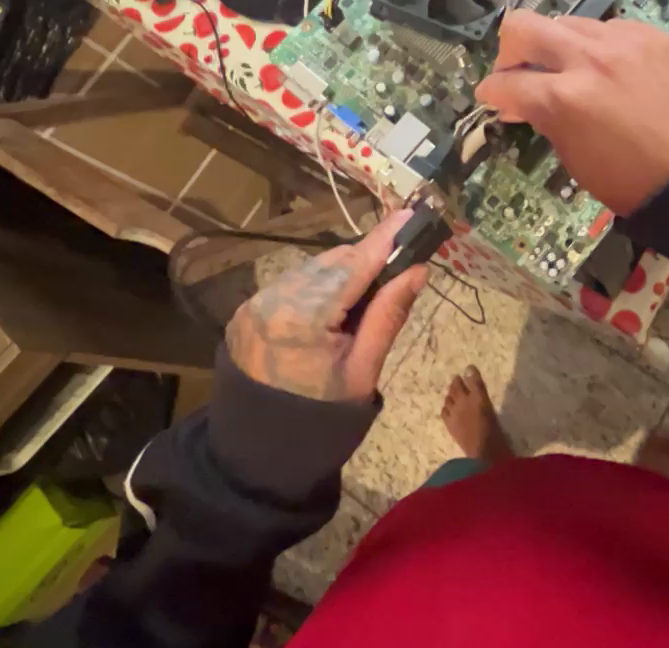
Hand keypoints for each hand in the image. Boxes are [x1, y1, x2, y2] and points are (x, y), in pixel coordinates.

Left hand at [225, 210, 427, 401]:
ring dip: (345, 272)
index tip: (411, 214)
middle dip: (368, 258)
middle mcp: (274, 298)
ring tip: (370, 291)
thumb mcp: (364, 369)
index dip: (385, 238)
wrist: (261, 454)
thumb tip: (418, 270)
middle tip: (402, 261)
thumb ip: (388, 314)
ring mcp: (257, 302)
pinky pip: (296, 284)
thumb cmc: (323, 418)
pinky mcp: (250, 310)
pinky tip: (338, 304)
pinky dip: (322, 286)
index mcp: (304, 315)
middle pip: (334, 263)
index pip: (354, 265)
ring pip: (314, 270)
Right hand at [475, 11, 668, 213]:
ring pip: (569, 22)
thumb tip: (521, 100)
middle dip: (510, 49)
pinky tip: (610, 69)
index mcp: (564, 97)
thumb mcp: (575, 158)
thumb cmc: (632, 182)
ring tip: (569, 70)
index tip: (491, 95)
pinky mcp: (653, 36)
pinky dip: (598, 46)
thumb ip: (544, 118)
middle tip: (519, 71)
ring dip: (557, 45)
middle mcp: (589, 57)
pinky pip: (610, 28)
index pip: (506, 81)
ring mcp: (624, 40)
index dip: (491, 91)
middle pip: (524, 25)